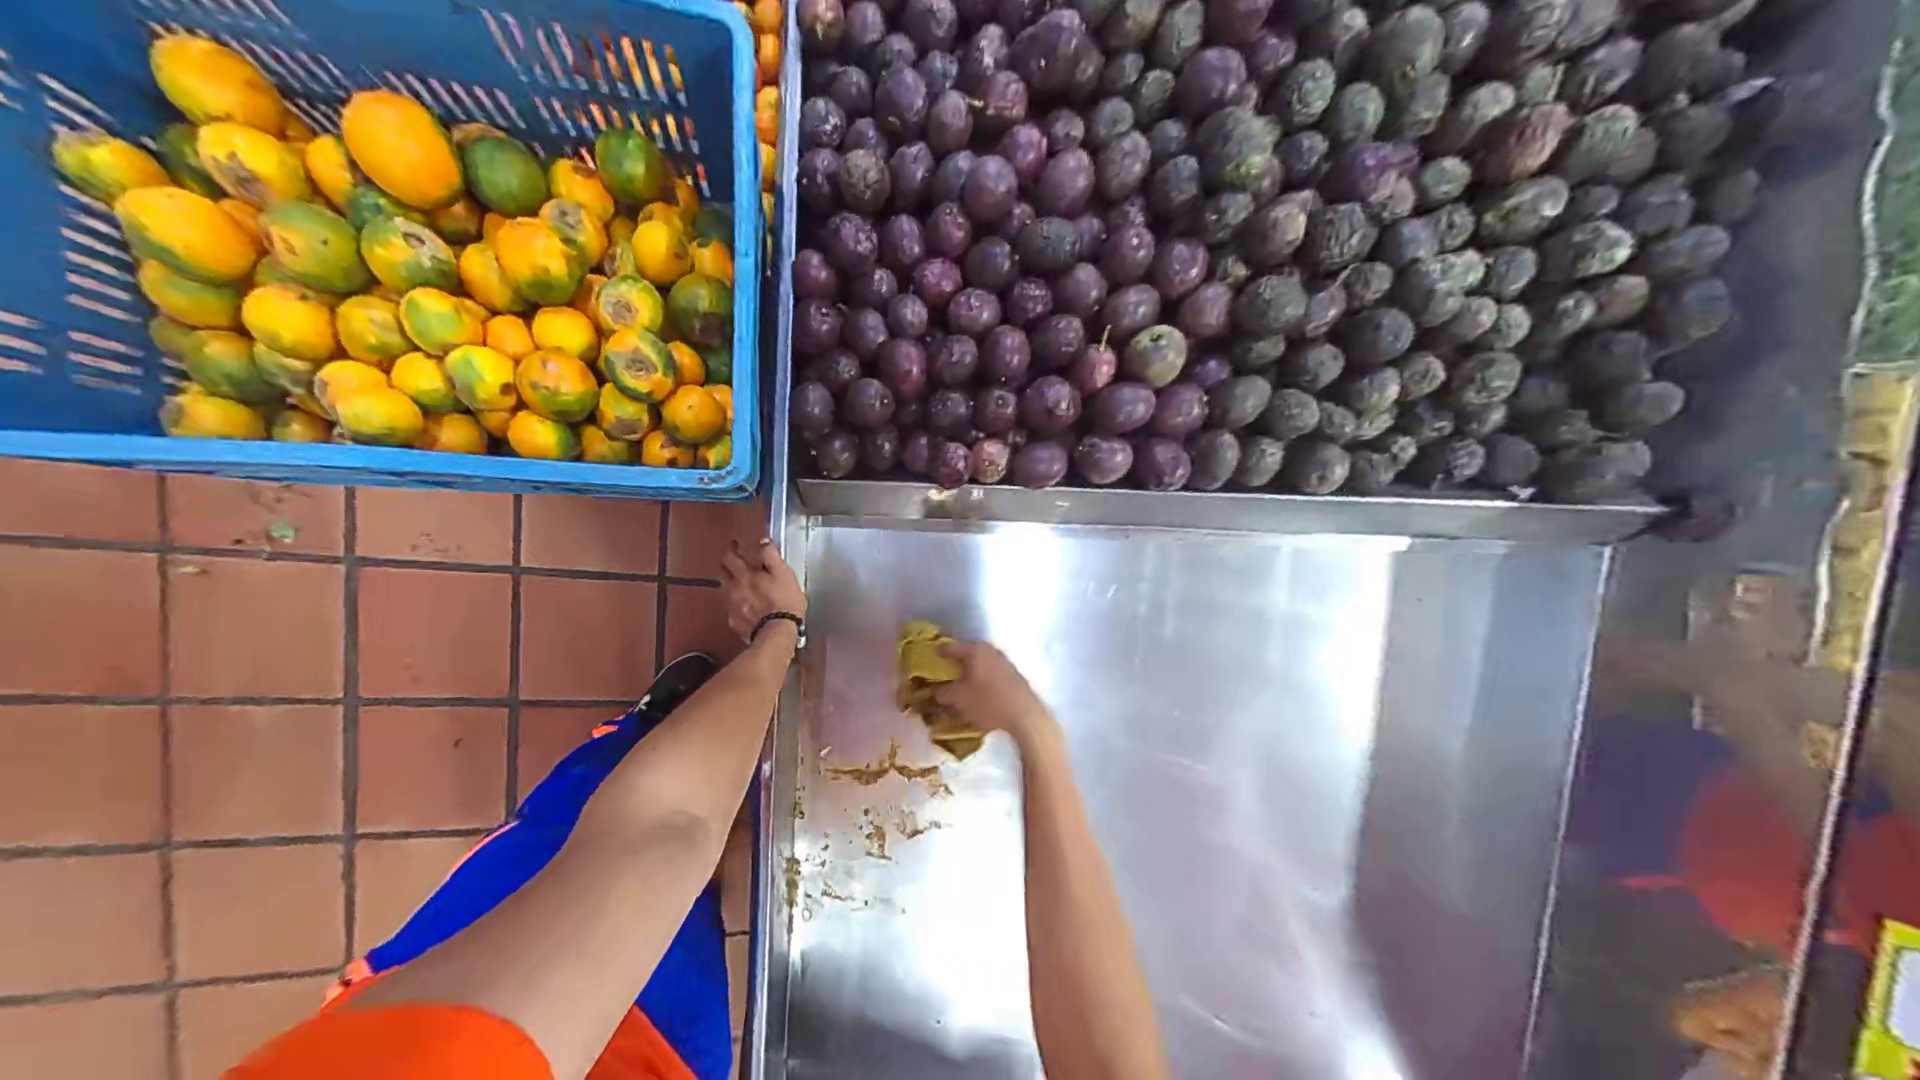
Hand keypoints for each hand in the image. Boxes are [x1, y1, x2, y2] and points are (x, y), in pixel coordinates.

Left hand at [720, 539, 805, 643]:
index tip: (735, 545)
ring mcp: (731, 607)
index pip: (730, 556)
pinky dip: (738, 604)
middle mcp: (732, 589)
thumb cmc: (784, 601)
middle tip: (736, 563)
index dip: (731, 549)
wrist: (777, 633)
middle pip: (722, 572)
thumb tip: (762, 542)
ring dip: (732, 585)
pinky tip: (748, 607)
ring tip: (743, 586)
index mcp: (744, 575)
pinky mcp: (734, 622)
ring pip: (726, 591)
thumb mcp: (784, 574)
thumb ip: (771, 556)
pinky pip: (732, 609)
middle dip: (727, 565)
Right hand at [935, 641, 1055, 746]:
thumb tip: (937, 691)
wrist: (1025, 714)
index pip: (949, 646)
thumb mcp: (959, 699)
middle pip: (965, 653)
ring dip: (968, 671)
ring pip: (978, 662)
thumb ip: (943, 692)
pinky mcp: (1011, 672)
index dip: (936, 653)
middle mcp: (989, 649)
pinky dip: (980, 677)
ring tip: (958, 684)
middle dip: (952, 663)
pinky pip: (989, 670)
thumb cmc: (988, 702)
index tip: (927, 659)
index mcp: (975, 650)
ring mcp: (1002, 659)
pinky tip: (977, 690)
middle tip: (941, 674)